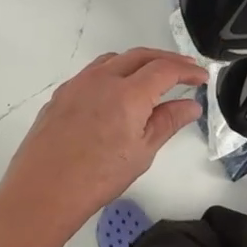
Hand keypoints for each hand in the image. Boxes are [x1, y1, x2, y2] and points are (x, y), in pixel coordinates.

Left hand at [0, 48, 206, 227]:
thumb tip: (190, 105)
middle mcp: (102, 80)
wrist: (43, 191)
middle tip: (185, 69)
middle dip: (166, 59)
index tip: (202, 76)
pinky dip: (113, 73)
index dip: (187, 69)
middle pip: (140, 55)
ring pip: (113, 60)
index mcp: (128, 93)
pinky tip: (117, 94)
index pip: (165, 69)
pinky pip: (92, 74)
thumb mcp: (142, 152)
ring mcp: (77, 85)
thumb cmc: (98, 177)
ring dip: (138, 62)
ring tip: (152, 77)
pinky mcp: (60, 96)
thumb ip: (167, 122)